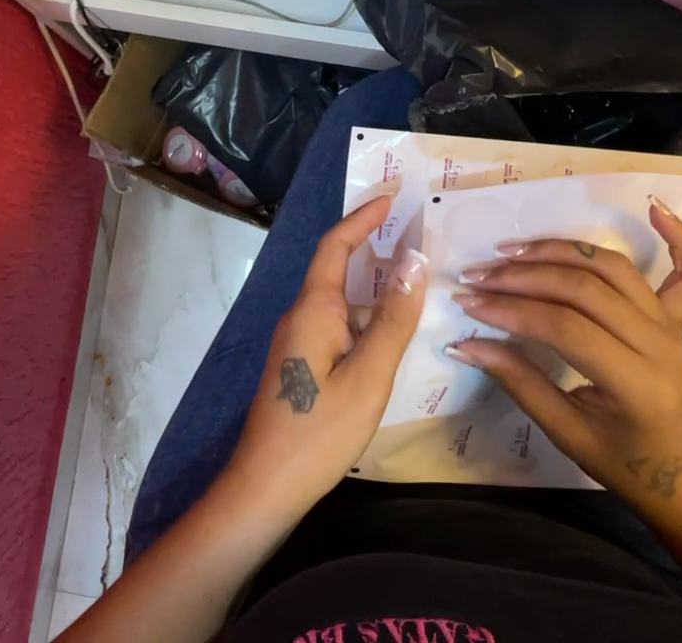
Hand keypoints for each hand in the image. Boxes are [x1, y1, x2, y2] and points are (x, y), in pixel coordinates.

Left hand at [218, 195, 427, 520]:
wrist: (266, 485)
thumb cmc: (319, 431)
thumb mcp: (369, 376)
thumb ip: (393, 319)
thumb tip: (414, 259)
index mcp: (313, 309)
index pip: (336, 245)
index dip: (363, 217)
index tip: (392, 195)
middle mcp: (301, 315)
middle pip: (336, 267)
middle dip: (372, 245)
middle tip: (415, 234)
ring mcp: (297, 341)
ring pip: (339, 300)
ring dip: (372, 287)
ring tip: (416, 284)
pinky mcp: (300, 364)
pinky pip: (336, 324)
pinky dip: (365, 317)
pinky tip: (391, 335)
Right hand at [446, 198, 681, 513]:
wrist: (679, 476)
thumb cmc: (621, 461)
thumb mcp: (565, 432)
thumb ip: (518, 382)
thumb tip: (464, 342)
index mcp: (636, 382)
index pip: (565, 328)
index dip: (512, 311)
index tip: (469, 303)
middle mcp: (660, 344)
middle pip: (585, 289)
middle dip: (523, 277)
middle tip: (477, 276)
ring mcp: (672, 326)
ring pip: (612, 268)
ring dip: (560, 251)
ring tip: (513, 250)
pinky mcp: (677, 318)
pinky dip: (679, 238)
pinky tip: (653, 207)